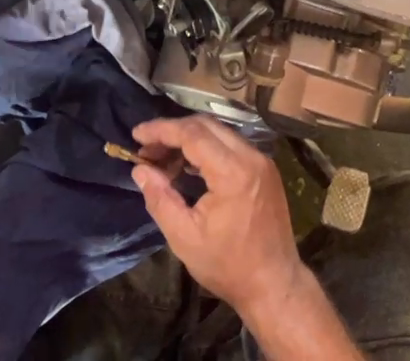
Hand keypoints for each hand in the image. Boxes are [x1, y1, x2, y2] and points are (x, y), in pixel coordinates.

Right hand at [130, 116, 308, 315]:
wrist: (273, 282)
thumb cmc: (226, 264)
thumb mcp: (184, 237)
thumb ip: (160, 198)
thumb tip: (140, 169)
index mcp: (233, 171)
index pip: (193, 134)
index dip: (162, 130)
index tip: (136, 134)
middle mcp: (251, 157)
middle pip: (208, 126)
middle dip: (174, 131)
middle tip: (146, 147)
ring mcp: (262, 161)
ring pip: (221, 134)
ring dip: (190, 139)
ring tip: (161, 157)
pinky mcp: (266, 169)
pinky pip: (232, 146)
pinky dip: (208, 149)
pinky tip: (187, 165)